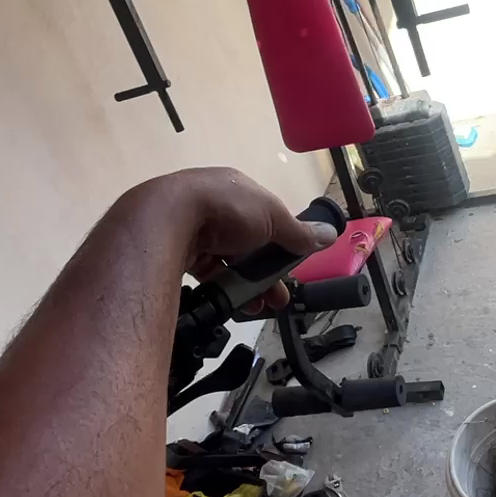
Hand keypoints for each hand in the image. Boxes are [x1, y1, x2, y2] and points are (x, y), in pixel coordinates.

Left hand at [137, 168, 339, 310]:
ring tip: (256, 307)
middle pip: (246, 243)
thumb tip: (331, 234)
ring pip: (224, 260)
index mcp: (236, 188)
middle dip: (264, 273)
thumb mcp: (273, 218)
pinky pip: (203, 271)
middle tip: (276, 298)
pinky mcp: (173, 250)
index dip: (280, 243)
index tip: (289, 268)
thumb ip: (300, 231)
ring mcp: (190, 227)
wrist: (164, 219)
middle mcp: (213, 204)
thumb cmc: (225, 209)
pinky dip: (219, 286)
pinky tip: (229, 302)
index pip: (266, 217)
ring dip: (244, 284)